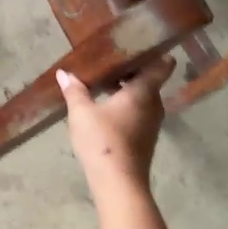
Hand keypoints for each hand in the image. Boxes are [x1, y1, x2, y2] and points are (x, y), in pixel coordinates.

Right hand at [57, 56, 175, 187]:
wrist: (118, 181)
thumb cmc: (102, 140)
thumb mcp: (81, 113)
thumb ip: (75, 91)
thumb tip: (64, 74)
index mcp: (143, 91)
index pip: (163, 64)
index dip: (154, 53)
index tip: (137, 46)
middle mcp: (154, 104)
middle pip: (149, 80)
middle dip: (130, 72)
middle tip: (108, 65)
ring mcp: (152, 123)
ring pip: (143, 98)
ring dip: (126, 91)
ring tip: (102, 87)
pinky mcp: (145, 138)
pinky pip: (139, 113)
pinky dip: (126, 107)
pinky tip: (105, 111)